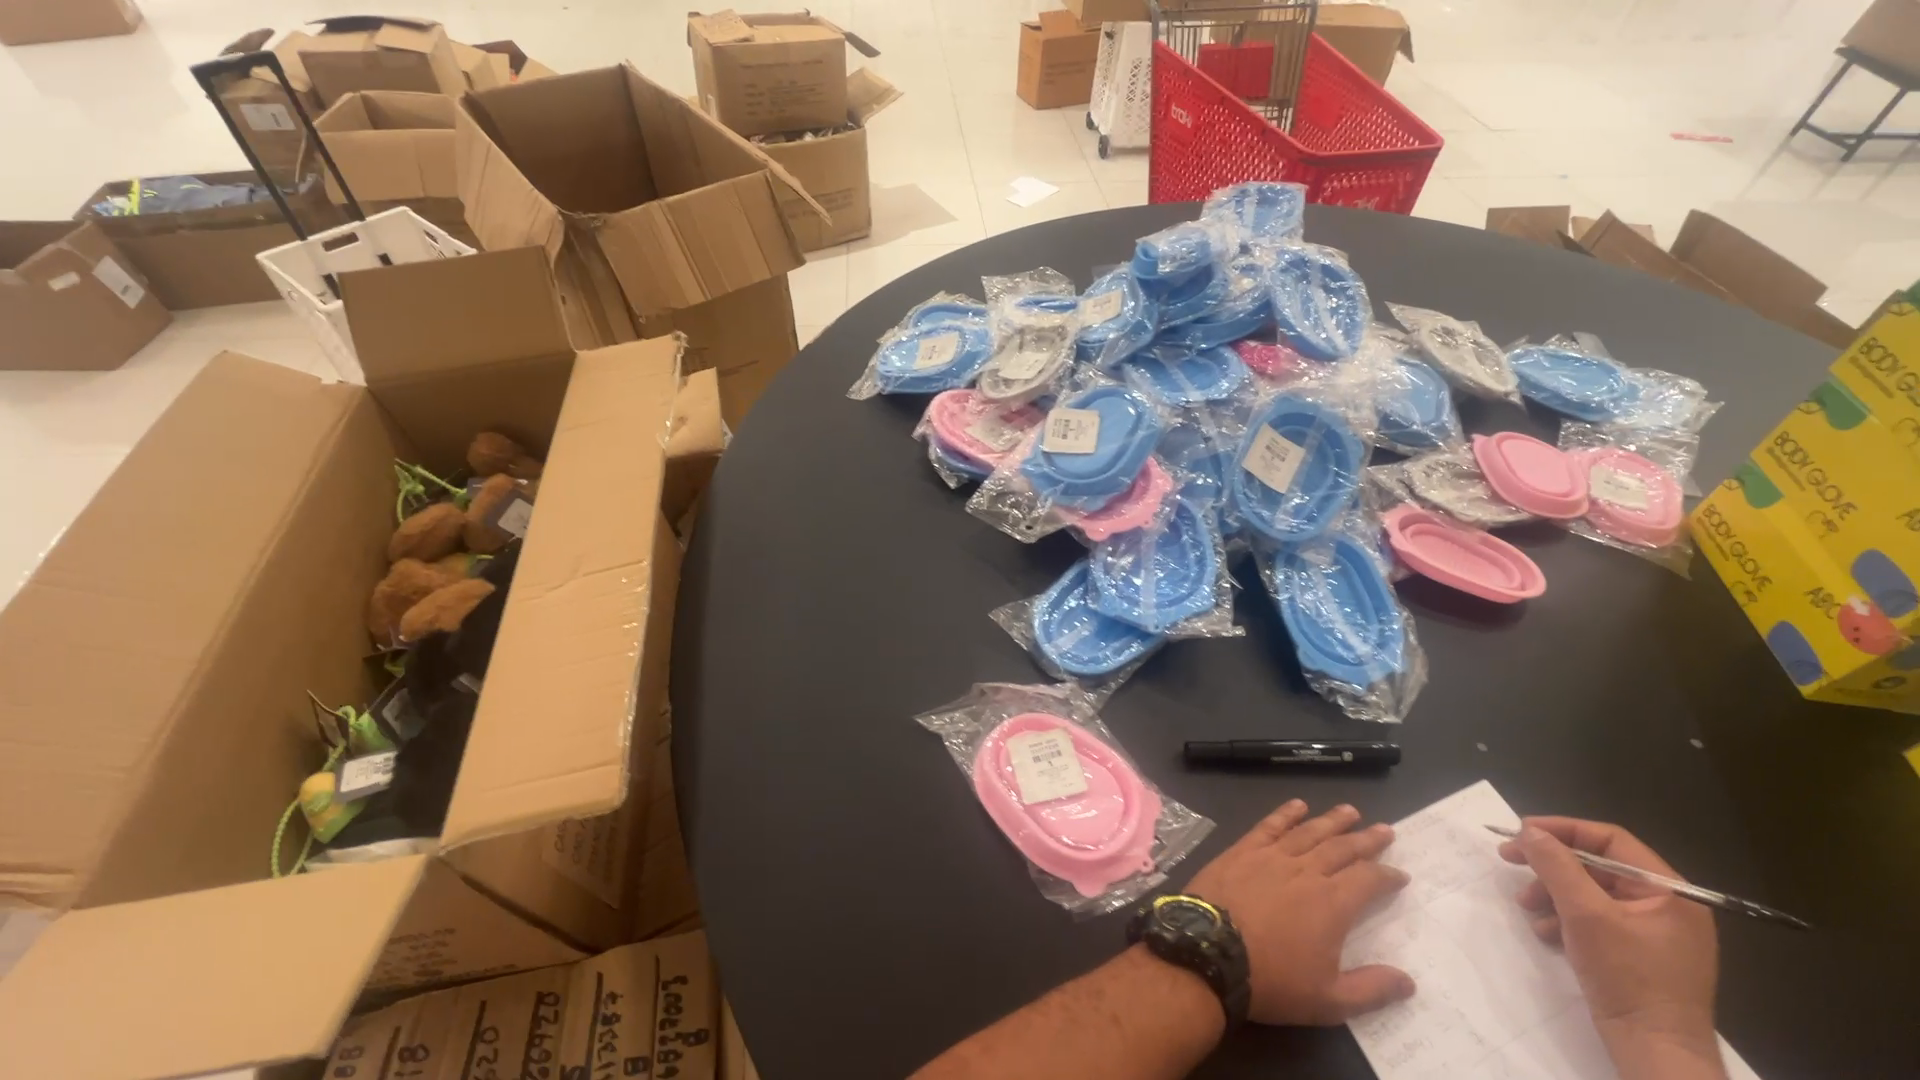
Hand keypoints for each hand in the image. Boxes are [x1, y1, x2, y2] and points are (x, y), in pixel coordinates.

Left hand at [1185, 799, 1413, 1025]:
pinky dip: (1285, 814)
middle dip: (1367, 840)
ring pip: (1309, 832)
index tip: (1400, 874)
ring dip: (1332, 820)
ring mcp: (1271, 857)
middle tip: (1385, 829)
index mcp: (1332, 904)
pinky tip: (1297, 805)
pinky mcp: (1242, 851)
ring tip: (1350, 810)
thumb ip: (1371, 989)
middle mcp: (1306, 872)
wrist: (1207, 953)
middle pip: (1342, 848)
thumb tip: (1409, 981)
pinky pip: (1269, 826)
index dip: (1387, 876)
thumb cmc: (1271, 980)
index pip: (1368, 880)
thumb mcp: (1329, 1001)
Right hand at [1499, 819, 1722, 1076]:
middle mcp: (1666, 906)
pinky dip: (1566, 919)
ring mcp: (1653, 932)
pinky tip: (1547, 933)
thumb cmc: (1628, 977)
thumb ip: (1556, 866)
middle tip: (1509, 860)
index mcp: (1669, 890)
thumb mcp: (1585, 914)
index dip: (1562, 829)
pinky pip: (1596, 920)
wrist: (1654, 1050)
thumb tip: (1529, 830)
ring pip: (1591, 893)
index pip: (1611, 840)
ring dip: (1553, 893)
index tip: (1520, 831)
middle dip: (1551, 865)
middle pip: (1597, 866)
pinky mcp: (1637, 954)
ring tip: (1527, 907)